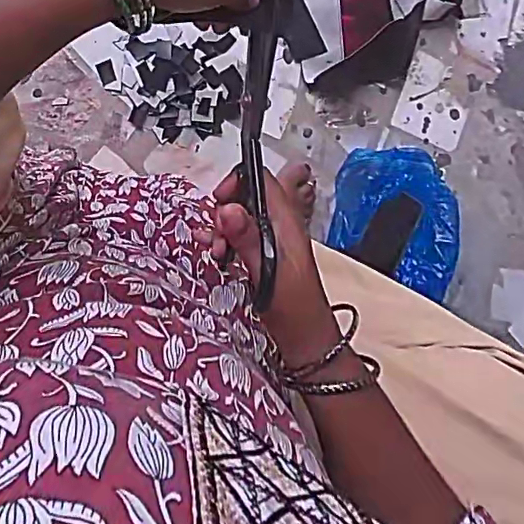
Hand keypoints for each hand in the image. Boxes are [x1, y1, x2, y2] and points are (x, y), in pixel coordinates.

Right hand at [209, 163, 340, 364]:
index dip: (237, 182)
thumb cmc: (295, 310)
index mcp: (285, 222)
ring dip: (221, 229)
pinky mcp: (261, 253)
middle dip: (224, 210)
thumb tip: (228, 209)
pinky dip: (224, 241)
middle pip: (245, 196)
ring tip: (218, 251)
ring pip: (238, 217)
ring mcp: (269, 239)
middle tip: (218, 236)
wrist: (306, 343)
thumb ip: (248, 239)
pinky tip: (217, 254)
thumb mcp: (267, 273)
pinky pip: (238, 235)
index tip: (219, 203)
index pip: (262, 180)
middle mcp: (278, 225)